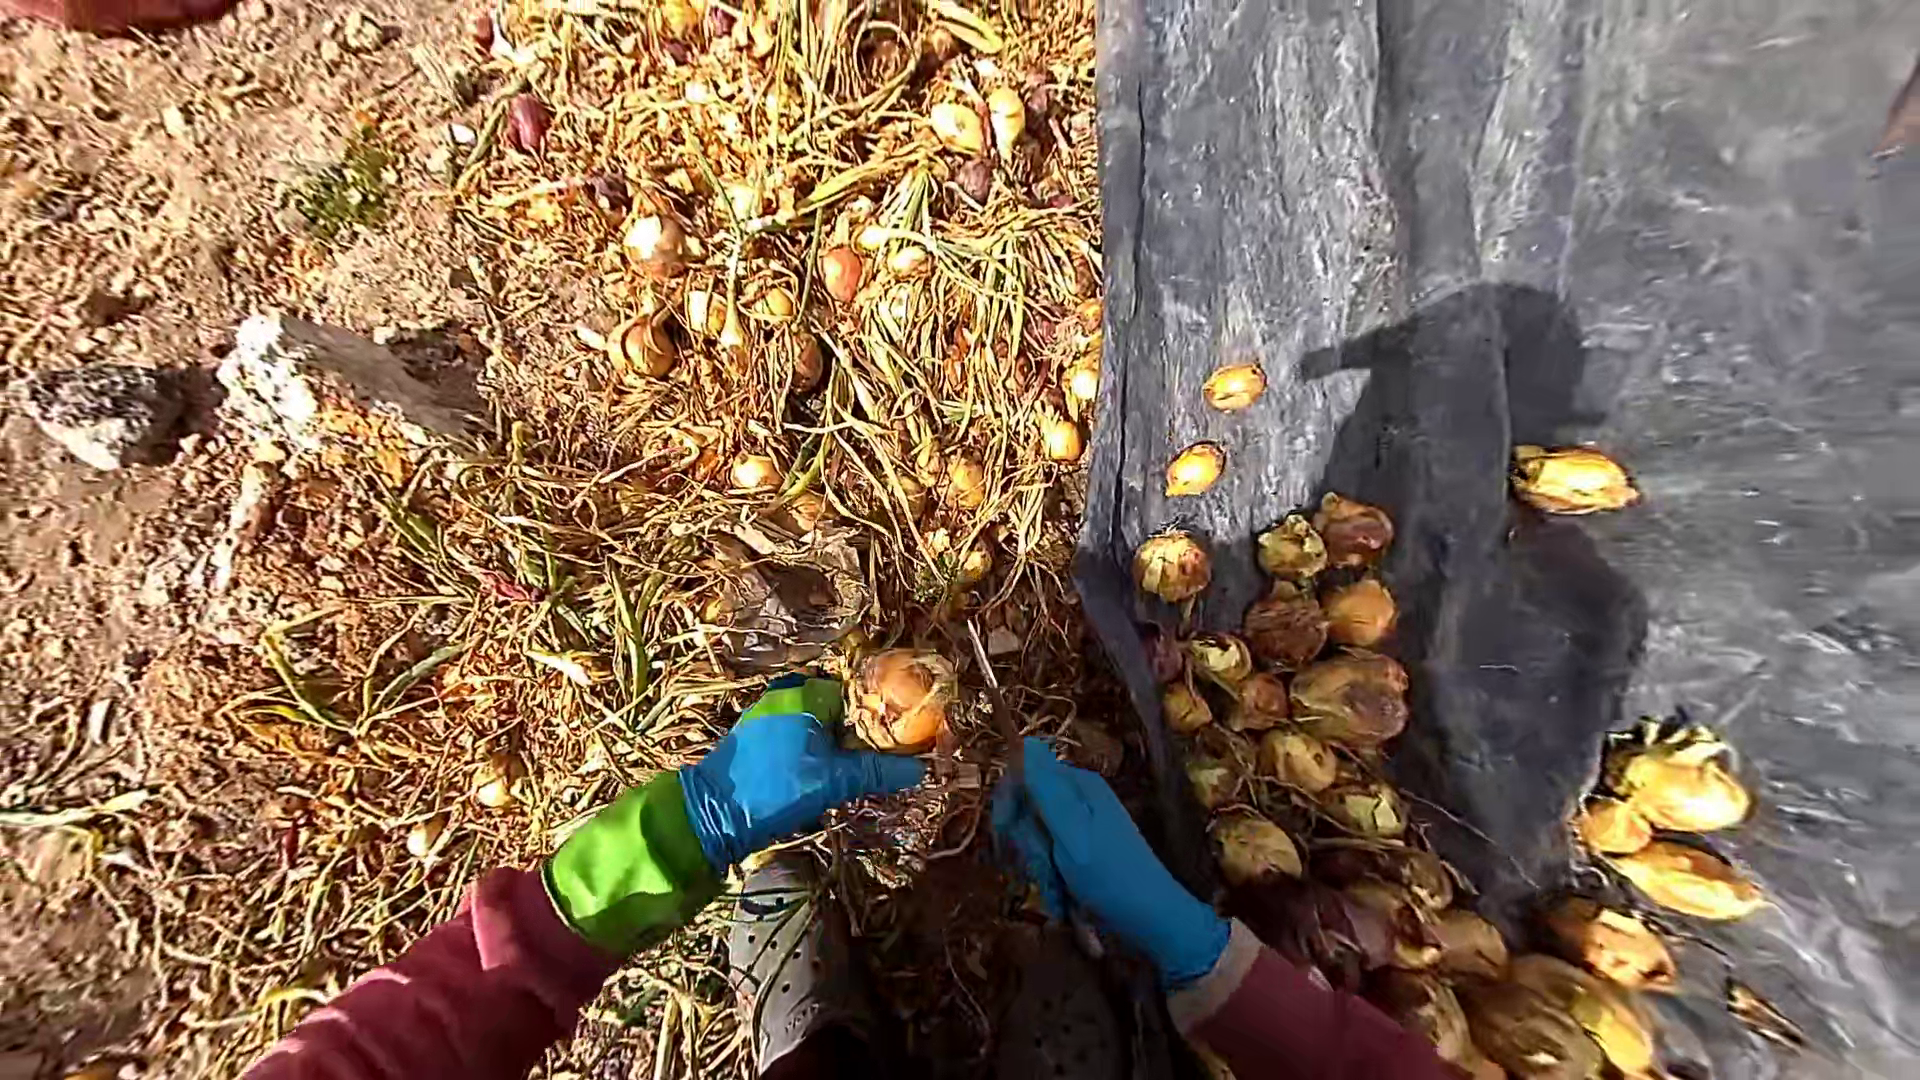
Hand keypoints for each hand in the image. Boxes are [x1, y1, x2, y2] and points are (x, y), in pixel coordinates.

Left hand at [681, 674, 924, 869]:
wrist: (711, 814)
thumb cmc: (776, 789)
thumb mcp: (832, 781)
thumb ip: (876, 771)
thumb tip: (919, 770)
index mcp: (806, 694)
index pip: (854, 692)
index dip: (874, 713)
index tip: (888, 735)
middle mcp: (785, 693)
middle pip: (835, 704)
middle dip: (852, 728)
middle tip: (868, 754)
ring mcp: (766, 711)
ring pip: (814, 718)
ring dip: (830, 739)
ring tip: (845, 765)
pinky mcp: (754, 731)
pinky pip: (794, 728)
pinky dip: (809, 744)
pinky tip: (816, 768)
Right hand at [992, 737, 1228, 985]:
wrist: (1156, 922)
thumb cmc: (1112, 877)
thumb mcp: (1072, 832)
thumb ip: (1045, 790)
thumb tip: (1025, 741)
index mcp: (1077, 784)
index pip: (1023, 774)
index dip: (1007, 803)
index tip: (1004, 835)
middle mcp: (1079, 797)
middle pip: (1027, 808)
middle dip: (1027, 843)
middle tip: (1041, 869)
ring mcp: (1082, 823)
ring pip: (1036, 836)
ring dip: (1038, 866)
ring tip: (1056, 892)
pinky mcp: (1083, 848)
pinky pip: (1051, 854)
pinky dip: (1051, 877)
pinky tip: (1062, 898)